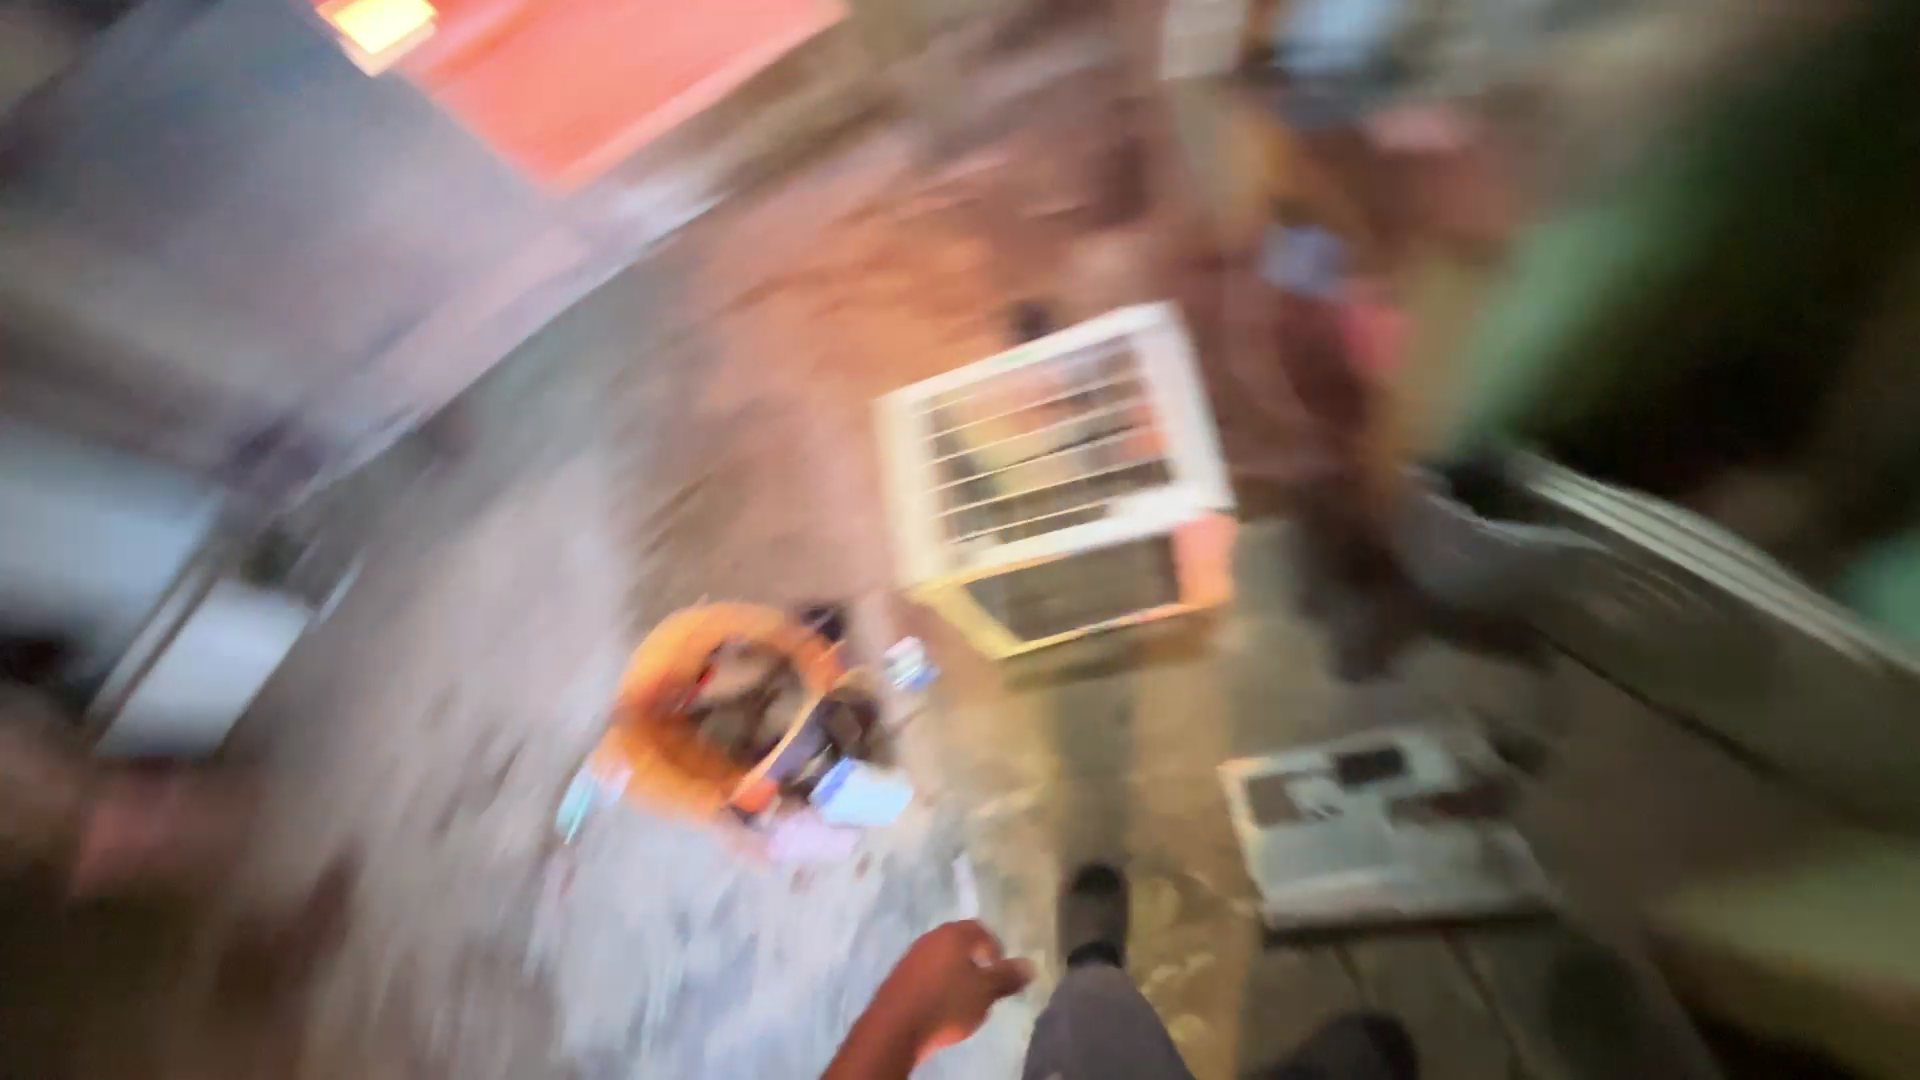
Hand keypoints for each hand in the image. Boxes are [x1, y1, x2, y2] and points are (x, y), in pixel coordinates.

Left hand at [875, 920, 1033, 1060]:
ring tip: (964, 997)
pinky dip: (938, 981)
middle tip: (984, 984)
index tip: (1000, 971)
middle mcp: (932, 936)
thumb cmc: (946, 1003)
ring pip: (942, 956)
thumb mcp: (984, 993)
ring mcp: (913, 954)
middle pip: (960, 941)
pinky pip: (927, 970)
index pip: (981, 929)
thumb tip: (1031, 964)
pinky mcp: (900, 974)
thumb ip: (1007, 977)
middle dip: (975, 960)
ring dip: (955, 972)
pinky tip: (941, 1003)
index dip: (994, 947)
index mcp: (954, 933)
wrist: (896, 1026)